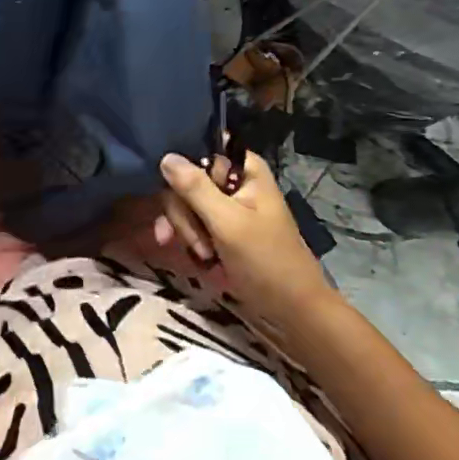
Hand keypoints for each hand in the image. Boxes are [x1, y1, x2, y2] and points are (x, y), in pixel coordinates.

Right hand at [157, 151, 336, 326]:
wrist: (292, 310)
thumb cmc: (266, 262)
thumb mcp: (228, 223)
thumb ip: (195, 188)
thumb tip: (165, 157)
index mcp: (244, 168)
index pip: (200, 149)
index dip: (183, 170)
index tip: (178, 196)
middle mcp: (234, 179)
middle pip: (187, 178)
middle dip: (185, 212)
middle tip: (198, 241)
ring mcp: (227, 203)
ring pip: (185, 201)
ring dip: (187, 230)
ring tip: (203, 256)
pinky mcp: (220, 225)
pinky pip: (192, 220)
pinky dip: (189, 238)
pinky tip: (195, 258)